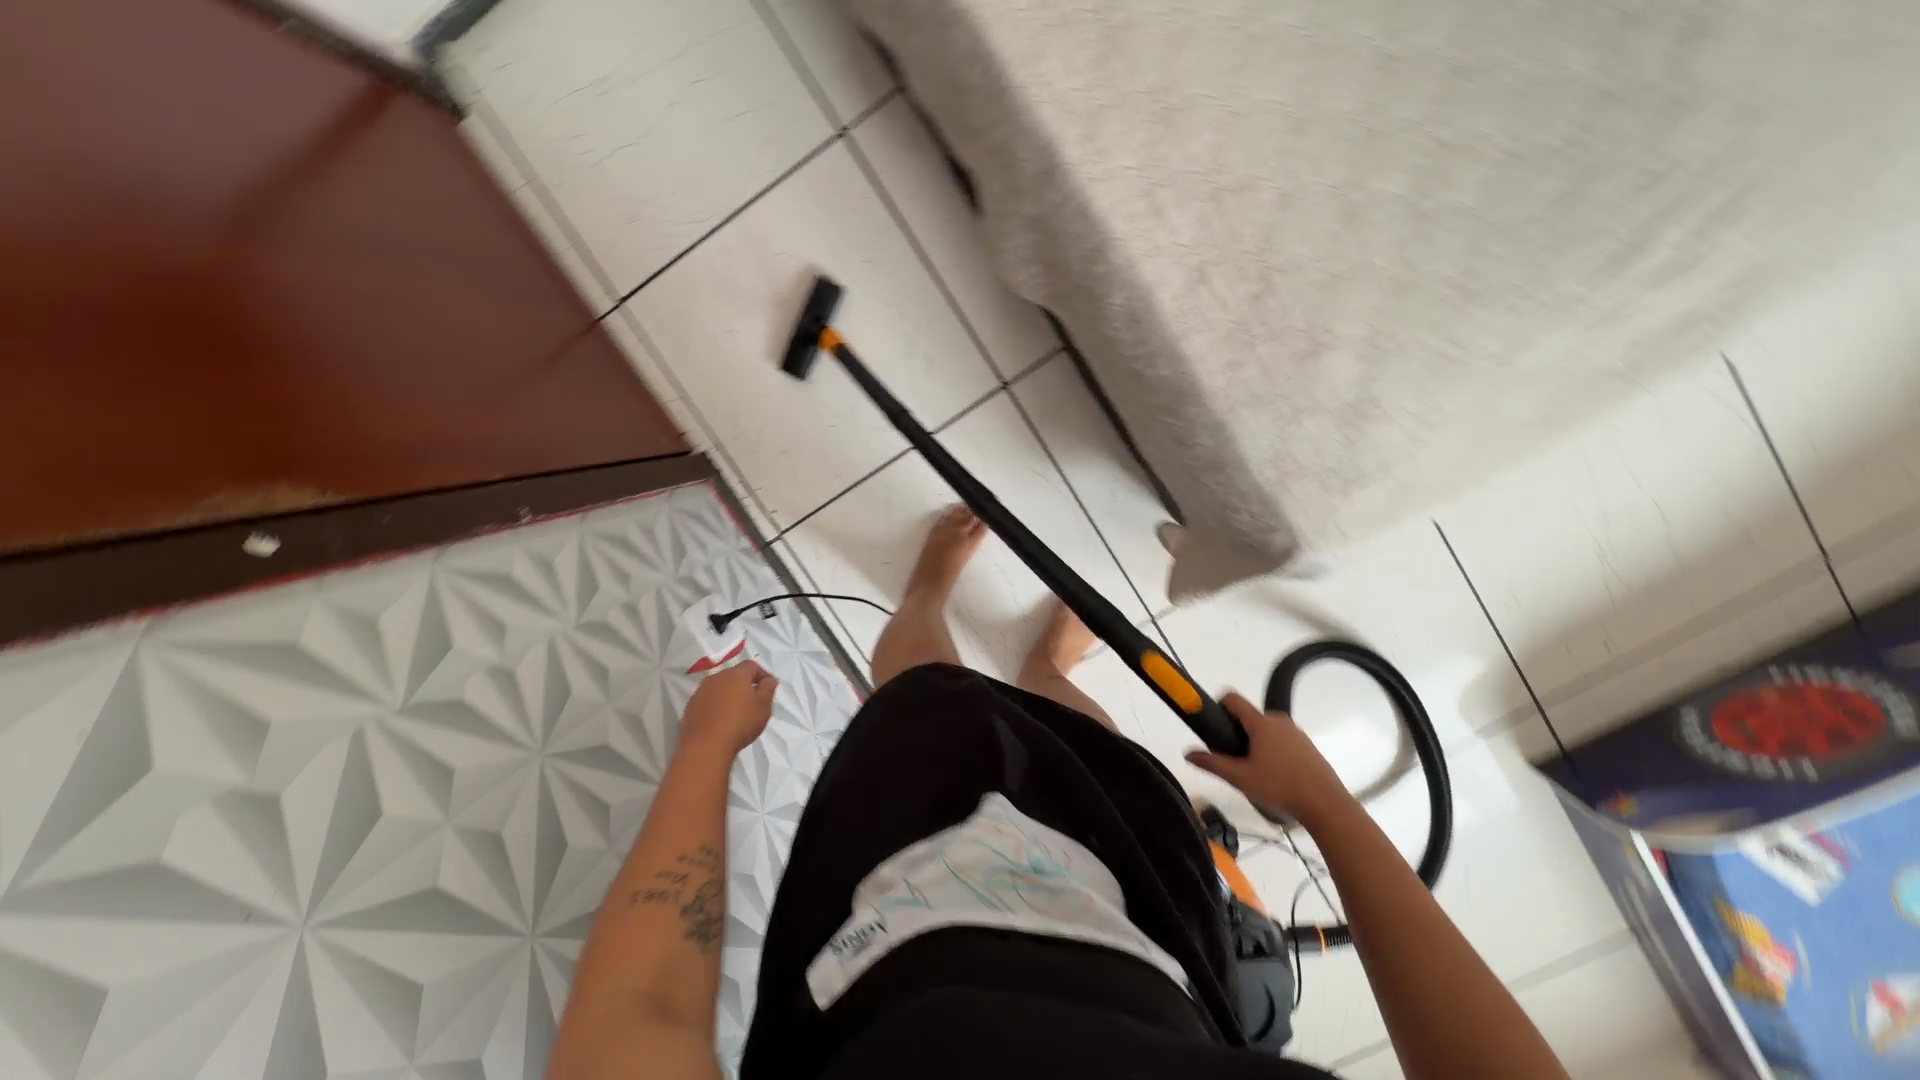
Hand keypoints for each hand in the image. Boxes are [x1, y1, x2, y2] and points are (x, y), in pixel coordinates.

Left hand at [678, 661, 777, 755]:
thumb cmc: (740, 724)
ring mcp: (700, 692)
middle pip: (734, 675)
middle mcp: (716, 678)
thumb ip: (768, 689)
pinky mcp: (691, 706)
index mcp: (736, 675)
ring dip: (728, 695)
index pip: (751, 665)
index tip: (768, 688)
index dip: (762, 674)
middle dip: (744, 684)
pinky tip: (720, 720)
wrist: (706, 746)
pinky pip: (708, 700)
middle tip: (753, 701)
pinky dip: (716, 705)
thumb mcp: (763, 707)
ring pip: (719, 687)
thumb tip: (768, 679)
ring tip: (735, 712)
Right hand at [1185, 692, 1355, 828]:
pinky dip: (1274, 751)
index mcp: (1261, 723)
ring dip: (1257, 744)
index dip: (1219, 705)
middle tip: (1234, 760)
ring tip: (1256, 771)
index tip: (1214, 725)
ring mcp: (1296, 732)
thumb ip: (1212, 764)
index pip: (1233, 699)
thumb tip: (1188, 753)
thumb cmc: (1279, 787)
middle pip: (1249, 717)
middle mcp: (1279, 720)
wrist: (1325, 803)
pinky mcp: (1308, 745)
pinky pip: (1282, 740)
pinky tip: (1276, 776)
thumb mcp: (1240, 778)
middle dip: (1238, 733)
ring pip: (1266, 730)